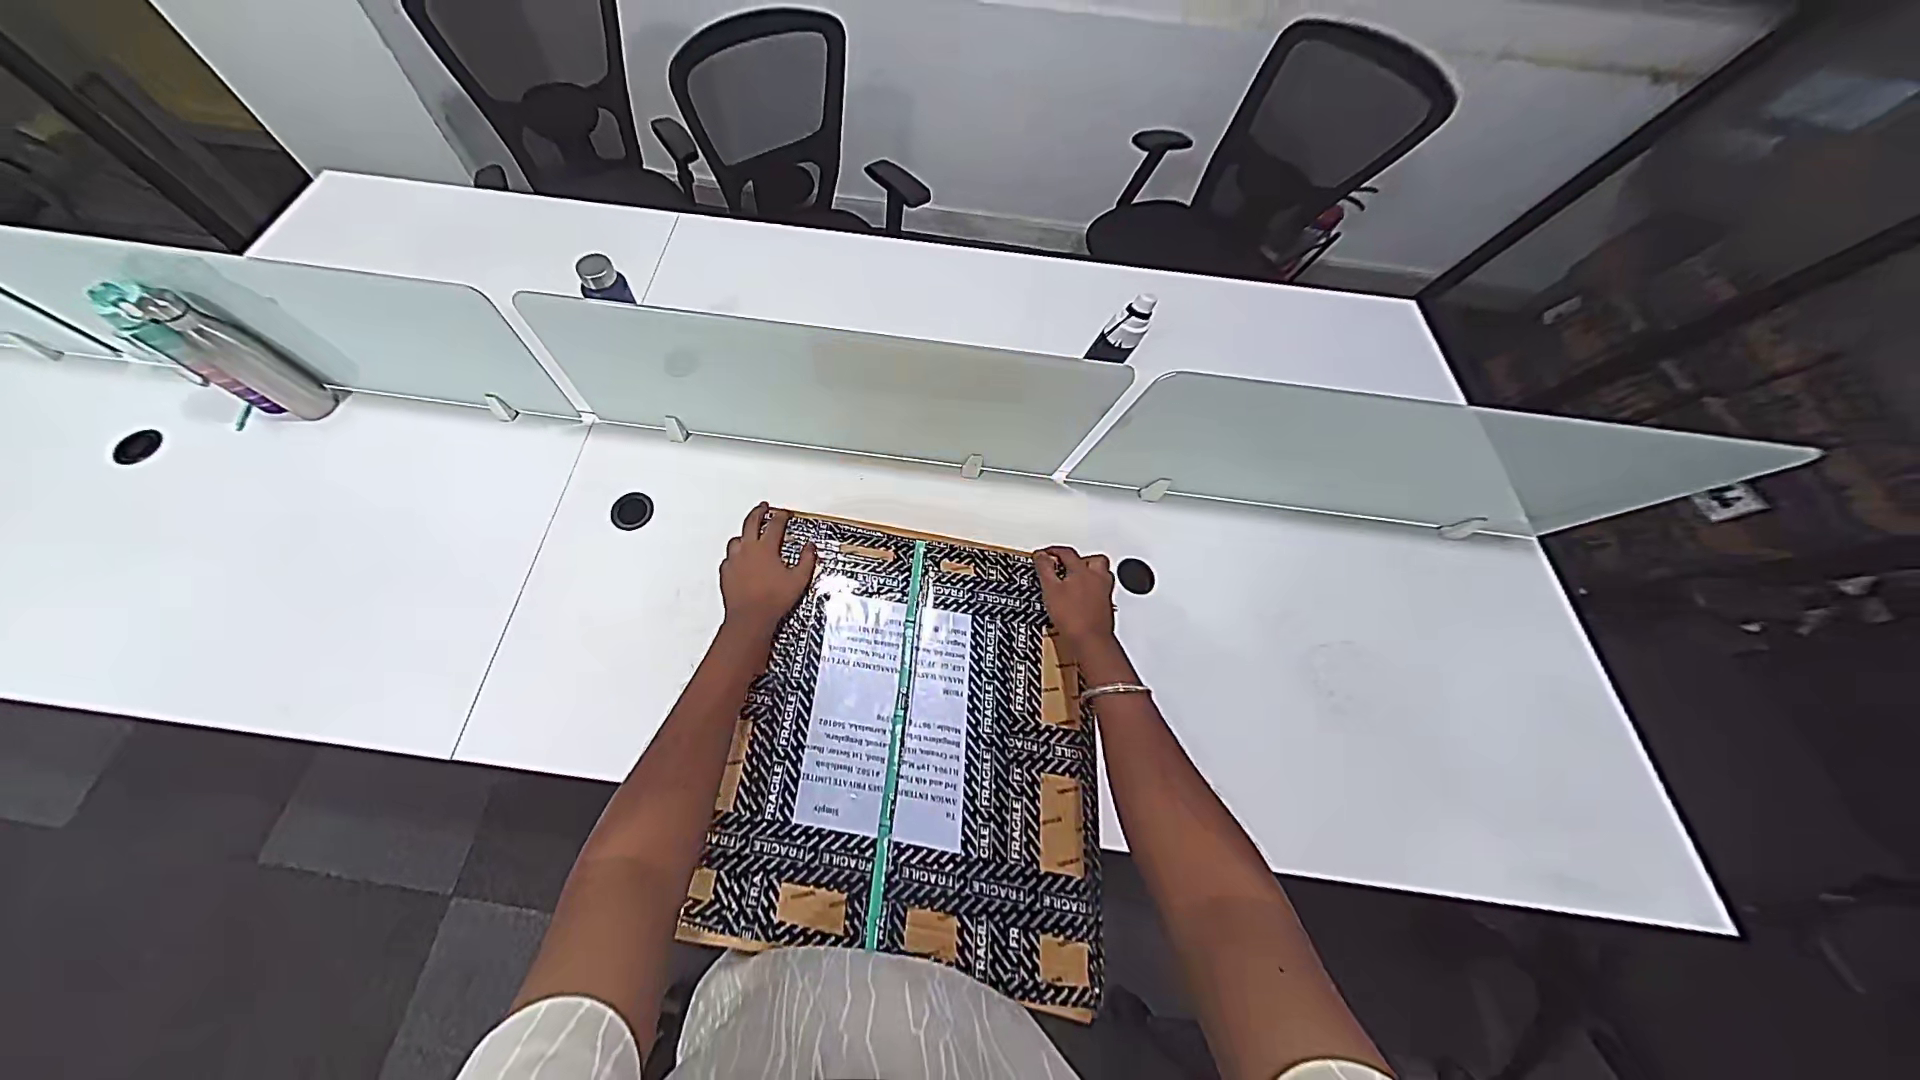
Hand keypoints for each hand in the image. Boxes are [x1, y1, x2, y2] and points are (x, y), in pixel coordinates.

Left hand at [720, 503, 816, 639]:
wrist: (750, 618)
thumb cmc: (774, 600)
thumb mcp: (799, 579)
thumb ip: (807, 560)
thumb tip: (810, 547)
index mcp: (766, 548)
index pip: (775, 525)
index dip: (781, 516)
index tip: (784, 513)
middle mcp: (748, 550)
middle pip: (751, 522)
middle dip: (758, 512)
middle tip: (763, 507)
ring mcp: (734, 560)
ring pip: (737, 539)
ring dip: (744, 534)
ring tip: (749, 534)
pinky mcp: (726, 572)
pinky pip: (729, 557)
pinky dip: (735, 555)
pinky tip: (739, 559)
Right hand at [1032, 546, 1116, 654]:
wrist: (1090, 641)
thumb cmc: (1073, 617)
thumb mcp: (1050, 589)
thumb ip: (1044, 569)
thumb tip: (1041, 556)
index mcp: (1083, 570)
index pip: (1067, 553)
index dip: (1054, 551)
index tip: (1045, 554)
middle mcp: (1097, 578)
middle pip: (1093, 559)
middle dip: (1079, 559)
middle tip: (1066, 564)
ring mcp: (1104, 592)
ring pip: (1102, 573)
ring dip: (1090, 572)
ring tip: (1077, 578)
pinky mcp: (1107, 606)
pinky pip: (1102, 589)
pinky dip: (1093, 588)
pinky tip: (1083, 596)